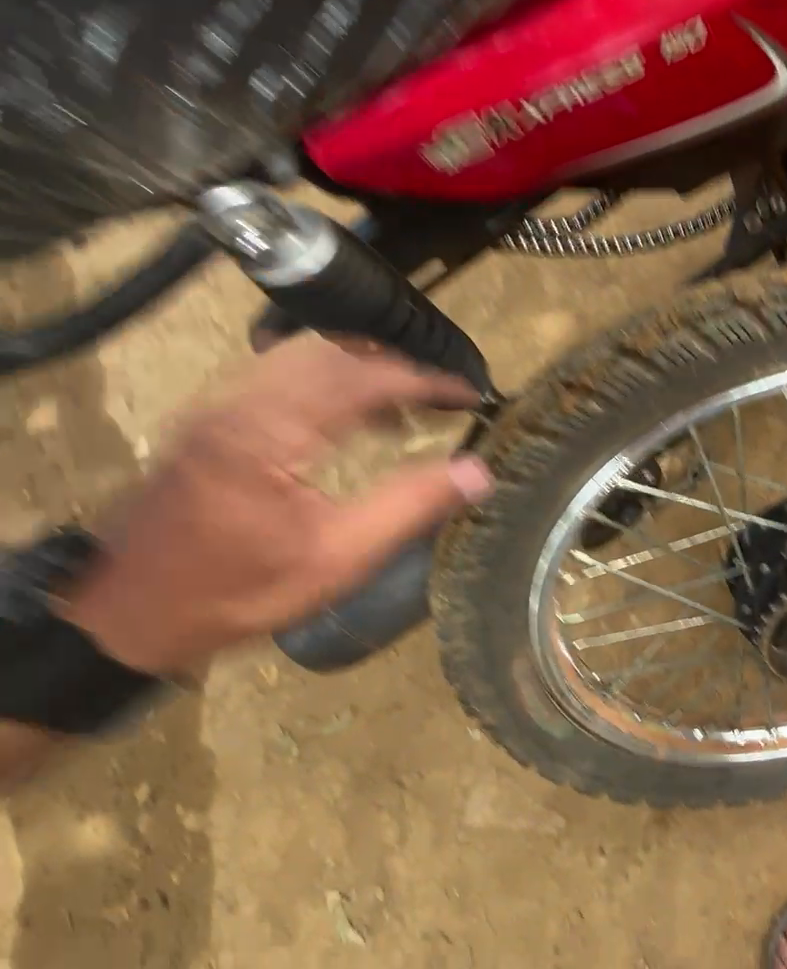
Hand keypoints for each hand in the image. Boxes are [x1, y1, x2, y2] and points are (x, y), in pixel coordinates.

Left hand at [63, 338, 492, 673]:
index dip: (427, 381)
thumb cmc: (239, 591)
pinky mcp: (207, 422)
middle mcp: (238, 405)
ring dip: (363, 371)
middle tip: (443, 396)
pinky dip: (329, 382)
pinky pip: (279, 375)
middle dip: (398, 366)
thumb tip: (479, 470)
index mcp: (271, 433)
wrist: (125, 616)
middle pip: (333, 352)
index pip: (365, 378)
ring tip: (407, 405)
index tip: (471, 395)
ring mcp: (215, 409)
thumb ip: (411, 505)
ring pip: (303, 357)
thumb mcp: (340, 557)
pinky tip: (354, 418)